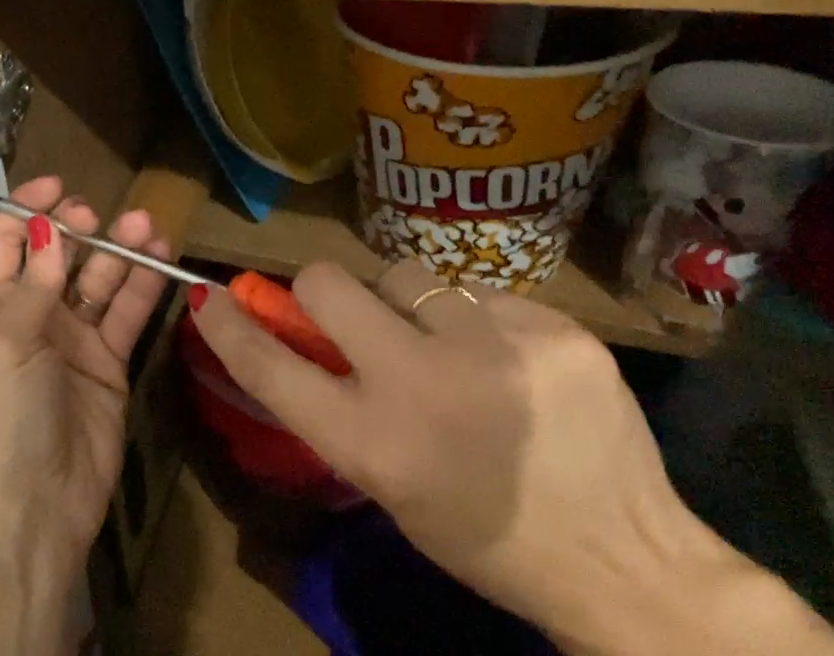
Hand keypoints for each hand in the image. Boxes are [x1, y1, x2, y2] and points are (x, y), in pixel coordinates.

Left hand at [0, 176, 170, 655]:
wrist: (37, 509)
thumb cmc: (5, 421)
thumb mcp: (6, 345)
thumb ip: (33, 286)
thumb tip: (47, 229)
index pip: (7, 243)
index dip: (29, 211)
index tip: (59, 187)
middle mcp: (32, 317)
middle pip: (59, 257)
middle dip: (80, 230)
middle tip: (102, 217)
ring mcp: (73, 341)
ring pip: (99, 282)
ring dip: (121, 253)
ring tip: (149, 226)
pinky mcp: (110, 365)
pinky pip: (126, 317)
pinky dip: (144, 289)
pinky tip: (164, 260)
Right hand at [190, 260, 833, 654]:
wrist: (623, 558)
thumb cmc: (481, 535)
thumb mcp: (387, 484)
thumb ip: (337, 406)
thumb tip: (294, 333)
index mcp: (373, 443)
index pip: (271, 364)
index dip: (230, 325)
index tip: (211, 296)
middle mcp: (423, 384)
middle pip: (328, 282)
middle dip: (325, 293)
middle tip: (351, 316)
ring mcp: (494, 347)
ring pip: (407, 275)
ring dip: (409, 305)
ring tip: (450, 348)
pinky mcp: (555, 328)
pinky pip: (480, 293)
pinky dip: (479, 321)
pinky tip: (512, 364)